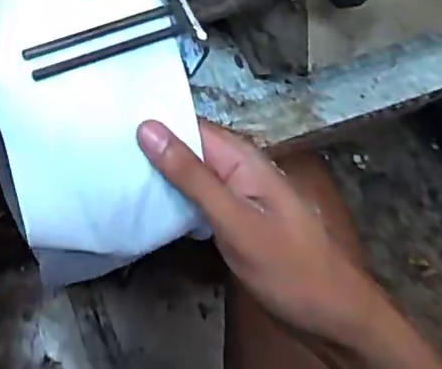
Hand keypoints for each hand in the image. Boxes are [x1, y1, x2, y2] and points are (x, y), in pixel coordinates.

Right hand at [139, 119, 441, 367]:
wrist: (335, 321)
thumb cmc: (292, 270)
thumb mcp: (236, 222)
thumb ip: (192, 176)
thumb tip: (150, 128)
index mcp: (240, 157)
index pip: (188, 124)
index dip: (153, 121)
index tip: (112, 121)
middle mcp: (236, 168)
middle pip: (185, 146)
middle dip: (150, 147)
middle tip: (105, 148)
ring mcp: (234, 194)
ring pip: (187, 172)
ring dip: (158, 173)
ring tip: (116, 171)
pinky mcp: (231, 218)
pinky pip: (194, 196)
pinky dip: (172, 198)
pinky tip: (147, 204)